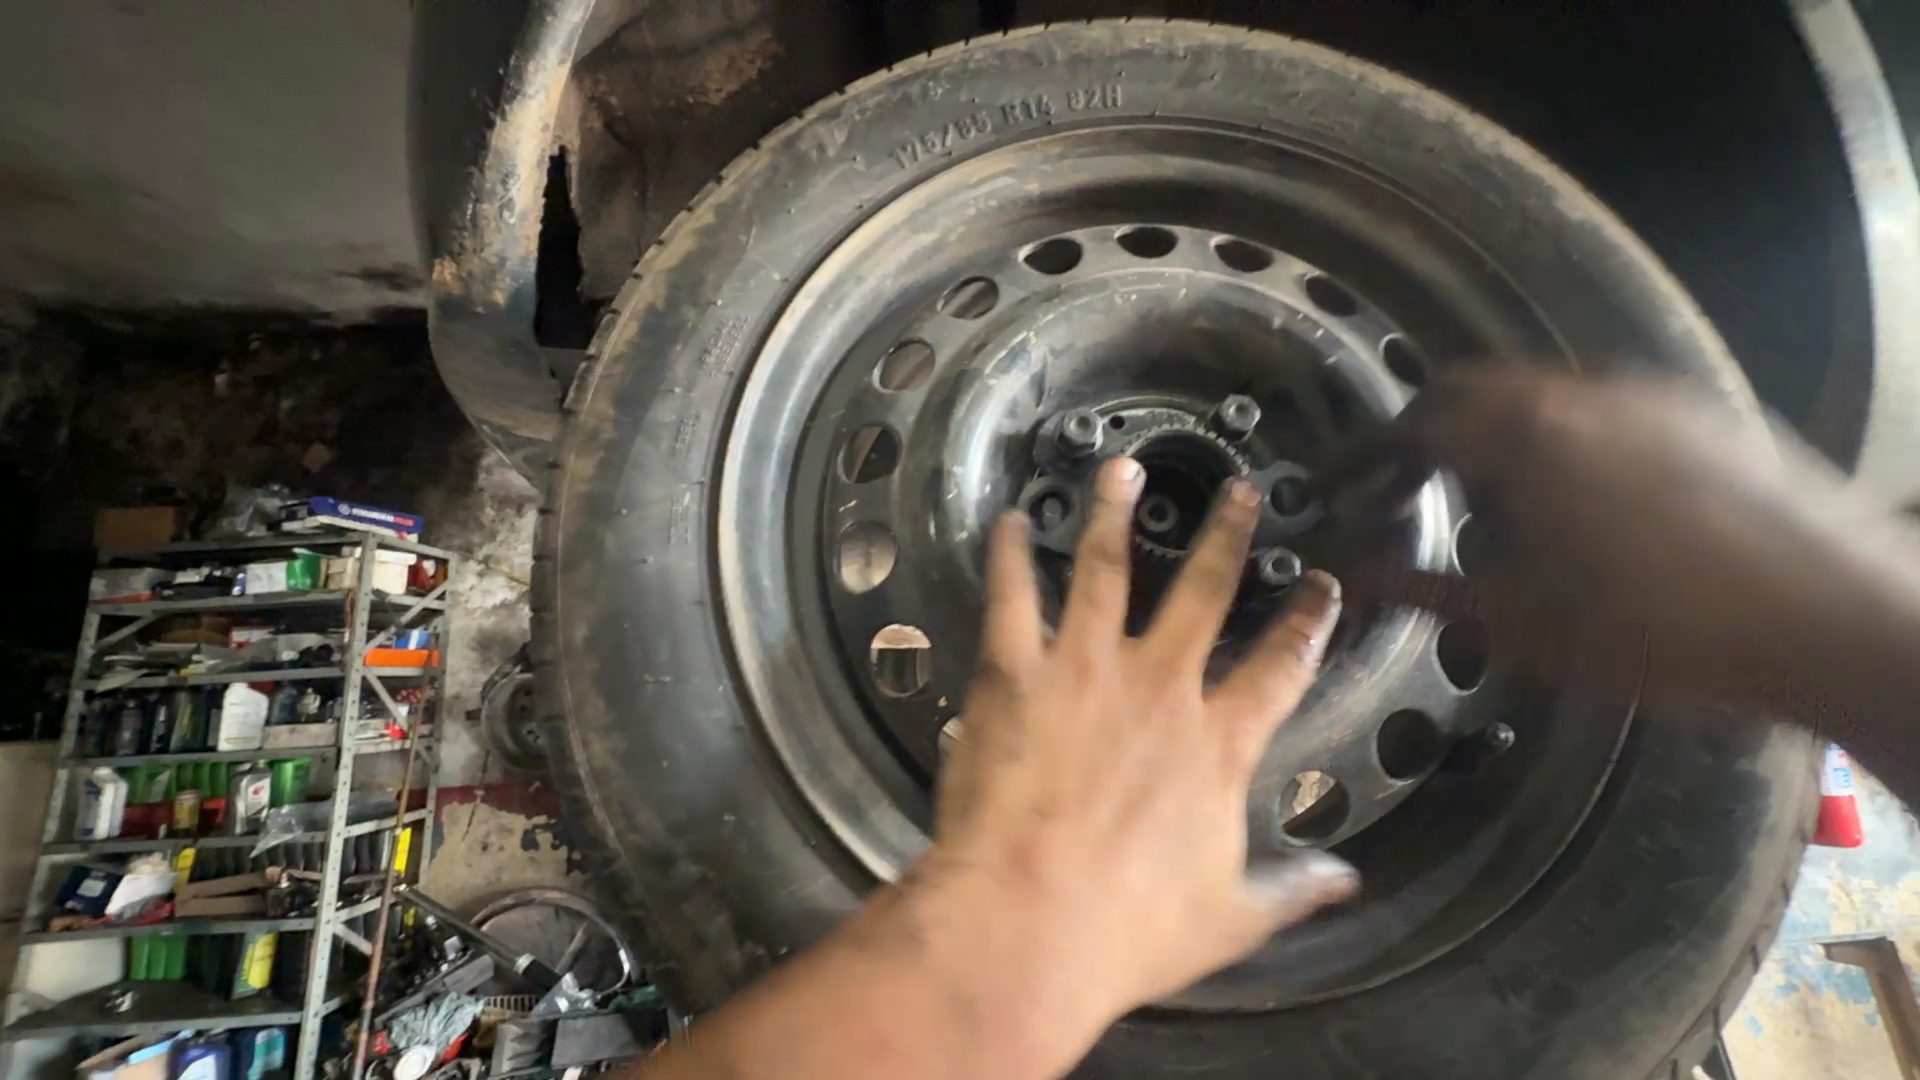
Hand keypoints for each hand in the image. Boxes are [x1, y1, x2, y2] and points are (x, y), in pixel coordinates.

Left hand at [912, 457, 1356, 1057]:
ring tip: (1121, 466)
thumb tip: (1348, 881)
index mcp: (1215, 742)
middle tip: (1241, 491)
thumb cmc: (1129, 926)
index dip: (1305, 624)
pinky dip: (1008, 553)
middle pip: (1204, 591)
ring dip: (1114, 512)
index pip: (1278, 668)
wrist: (1031, 918)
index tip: (1321, 588)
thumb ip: (1292, 892)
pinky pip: (1012, 594)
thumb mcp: (1230, 919)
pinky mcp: (1017, 669)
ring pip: (1105, 566)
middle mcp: (1159, 686)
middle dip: (1227, 536)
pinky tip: (1008, 519)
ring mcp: (1085, 667)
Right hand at [1319, 367, 1894, 711]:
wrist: (1849, 627)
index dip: (1363, 457)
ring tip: (1474, 486)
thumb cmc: (1654, 629)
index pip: (1409, 425)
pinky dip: (1545, 426)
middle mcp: (1573, 394)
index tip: (1338, 486)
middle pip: (1462, 388)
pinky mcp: (1696, 410)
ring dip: (1481, 425)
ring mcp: (1643, 395)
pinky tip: (1561, 484)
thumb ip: (1420, 588)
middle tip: (1397, 484)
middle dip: (1416, 431)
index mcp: (1519, 438)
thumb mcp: (1515, 619)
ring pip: (1528, 387)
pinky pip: (1589, 399)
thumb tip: (1349, 578)